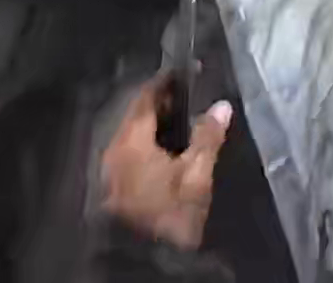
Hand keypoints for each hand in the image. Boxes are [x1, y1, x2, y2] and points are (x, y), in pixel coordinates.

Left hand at [100, 73, 232, 250]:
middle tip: (192, 92)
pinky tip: (170, 148)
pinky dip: (150, 142)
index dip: (167, 81)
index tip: (188, 70)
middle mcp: (114, 152)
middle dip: (164, 102)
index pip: (146, 97)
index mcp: (130, 142)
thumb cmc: (167, 214)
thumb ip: (207, 136)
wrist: (137, 267)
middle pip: (138, 115)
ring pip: (134, 135)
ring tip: (185, 118)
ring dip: (157, 123)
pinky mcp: (114, 191)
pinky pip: (132, 152)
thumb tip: (222, 104)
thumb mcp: (195, 175)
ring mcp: (110, 173)